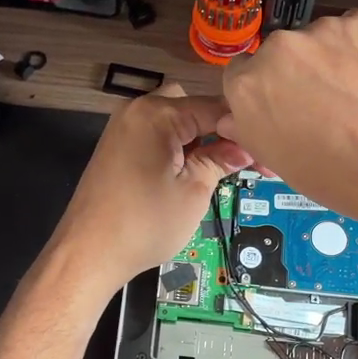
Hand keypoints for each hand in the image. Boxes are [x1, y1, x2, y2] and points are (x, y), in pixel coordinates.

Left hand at [46, 84, 253, 294]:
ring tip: (222, 168)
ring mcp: (123, 127)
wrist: (88, 252)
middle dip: (220, 129)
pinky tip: (194, 170)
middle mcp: (137, 110)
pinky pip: (157, 134)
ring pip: (175, 120)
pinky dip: (178, 147)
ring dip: (200, 139)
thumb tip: (245, 148)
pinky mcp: (116, 146)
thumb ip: (220, 161)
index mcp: (157, 113)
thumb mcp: (193, 191)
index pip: (215, 107)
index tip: (269, 154)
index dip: (245, 130)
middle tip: (244, 161)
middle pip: (193, 106)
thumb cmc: (144, 223)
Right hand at [218, 9, 357, 232]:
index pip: (241, 75)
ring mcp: (329, 30)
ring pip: (325, 42)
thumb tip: (238, 117)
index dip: (265, 94)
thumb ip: (255, 131)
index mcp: (250, 88)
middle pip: (283, 55)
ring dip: (338, 62)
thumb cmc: (354, 181)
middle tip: (331, 109)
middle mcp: (281, 50)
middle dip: (301, 76)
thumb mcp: (287, 168)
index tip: (285, 107)